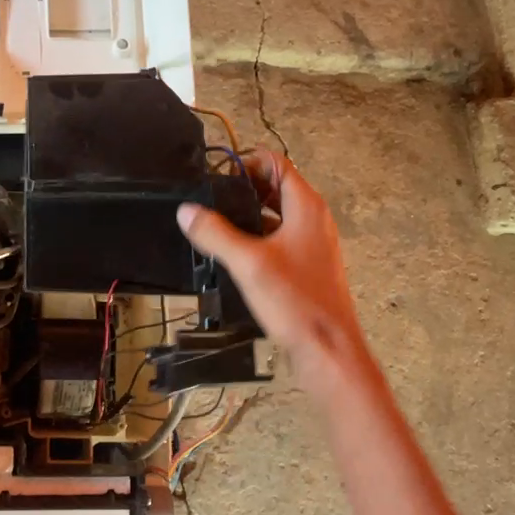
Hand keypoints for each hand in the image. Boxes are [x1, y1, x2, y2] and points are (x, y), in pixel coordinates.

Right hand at [177, 150, 373, 389]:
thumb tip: (186, 211)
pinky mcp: (308, 265)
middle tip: (211, 201)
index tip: (217, 179)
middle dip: (243, 189)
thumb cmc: (294, 301)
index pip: (276, 164)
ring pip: (277, 214)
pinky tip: (234, 254)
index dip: (246, 164)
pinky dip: (258, 236)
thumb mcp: (247, 263)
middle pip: (276, 187)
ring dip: (249, 214)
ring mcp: (313, 243)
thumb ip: (215, 233)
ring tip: (216, 225)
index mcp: (306, 207)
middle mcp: (314, 219)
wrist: (329, 350)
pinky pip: (280, 238)